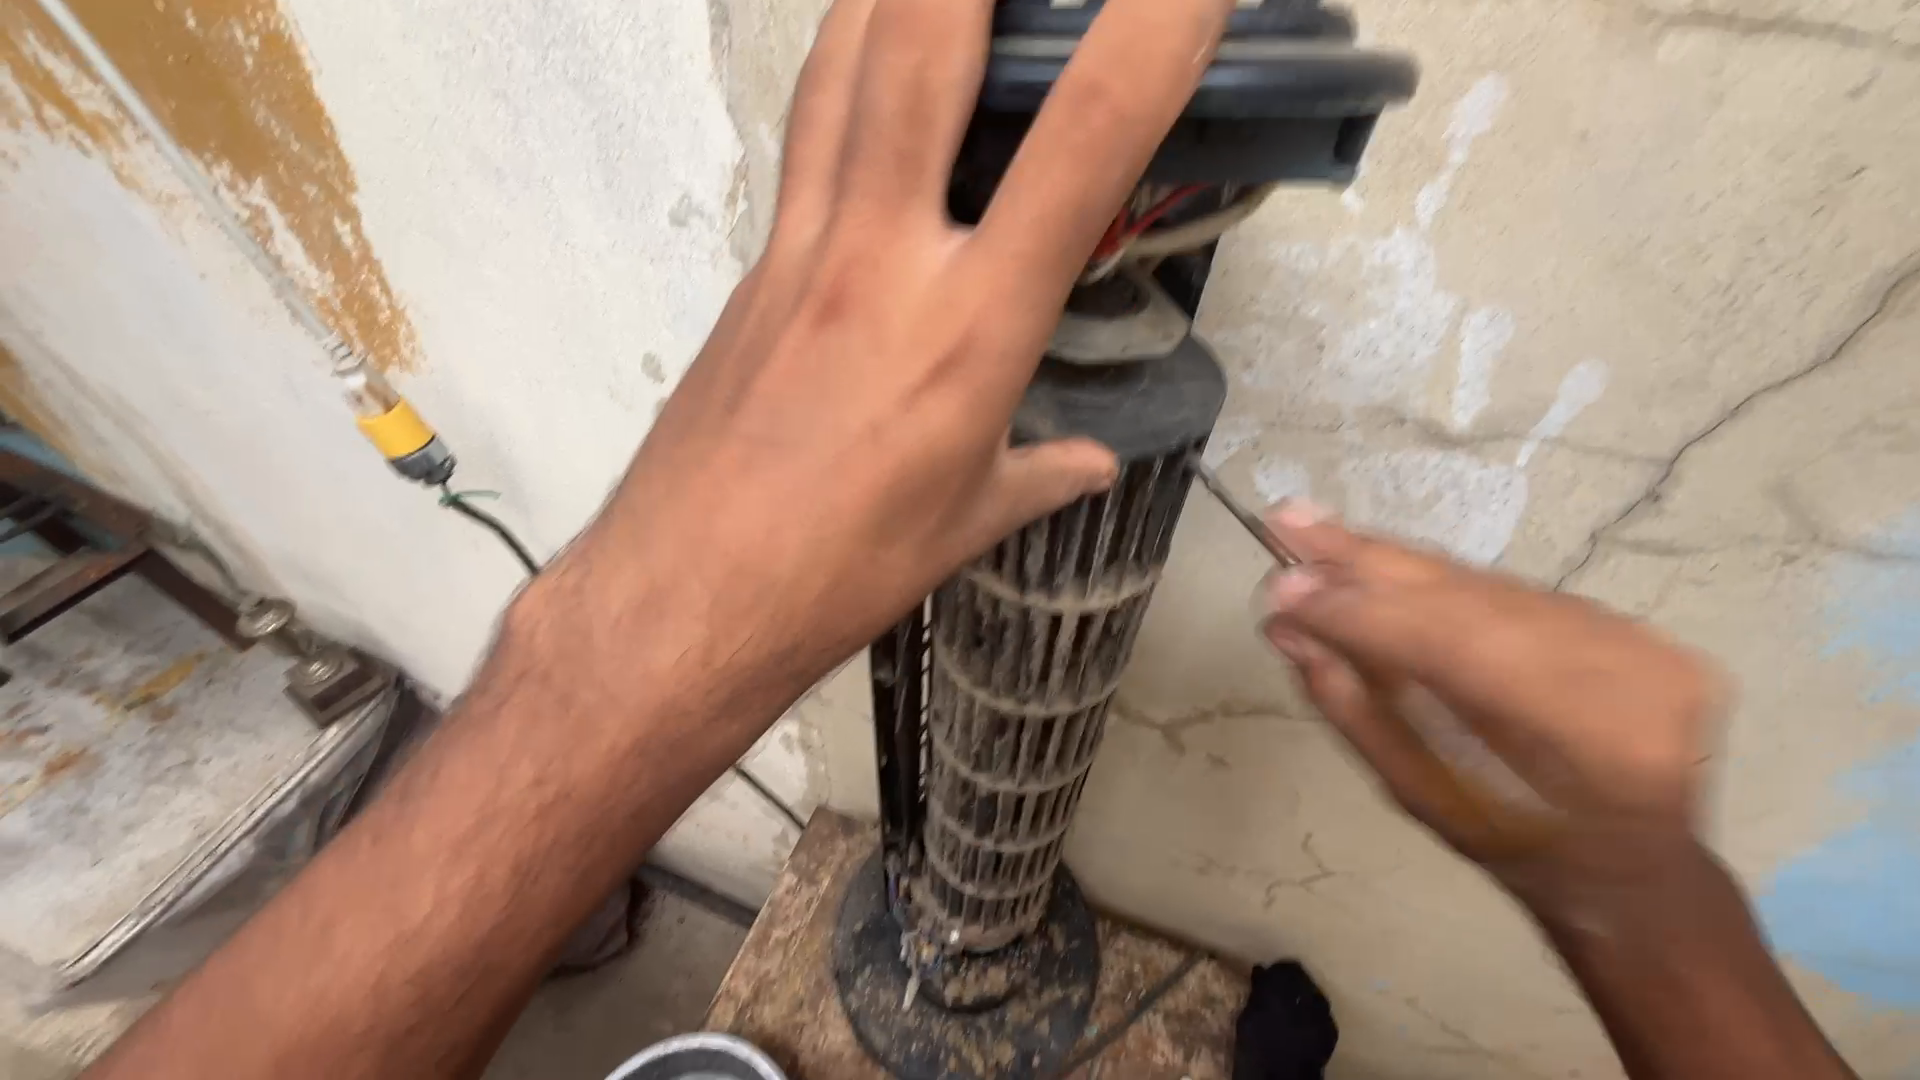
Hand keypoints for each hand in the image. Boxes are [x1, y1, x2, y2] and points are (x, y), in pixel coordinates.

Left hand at [532, 0, 1239, 721]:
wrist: (689, 595)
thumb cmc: (844, 572)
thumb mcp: (966, 524)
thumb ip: (1040, 475)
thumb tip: (1090, 463)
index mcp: (972, 331)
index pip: (1083, 147)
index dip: (1151, 35)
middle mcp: (885, 259)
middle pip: (920, 43)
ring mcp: (803, 251)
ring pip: (841, 66)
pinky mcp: (751, 269)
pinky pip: (804, 141)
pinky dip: (841, 76)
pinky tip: (863, 69)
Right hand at [1257, 500, 1726, 917]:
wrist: (1636, 860)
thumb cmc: (1516, 845)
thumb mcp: (1419, 794)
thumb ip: (1352, 707)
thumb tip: (1286, 630)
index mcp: (1581, 738)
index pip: (1449, 646)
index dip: (1358, 612)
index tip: (1279, 589)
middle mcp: (1619, 670)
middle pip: (1464, 595)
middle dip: (1363, 560)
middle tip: (1286, 520)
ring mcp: (1631, 639)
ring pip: (1478, 582)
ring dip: (1387, 560)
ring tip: (1312, 530)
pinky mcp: (1624, 623)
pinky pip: (1499, 587)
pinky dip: (1427, 577)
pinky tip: (1372, 563)